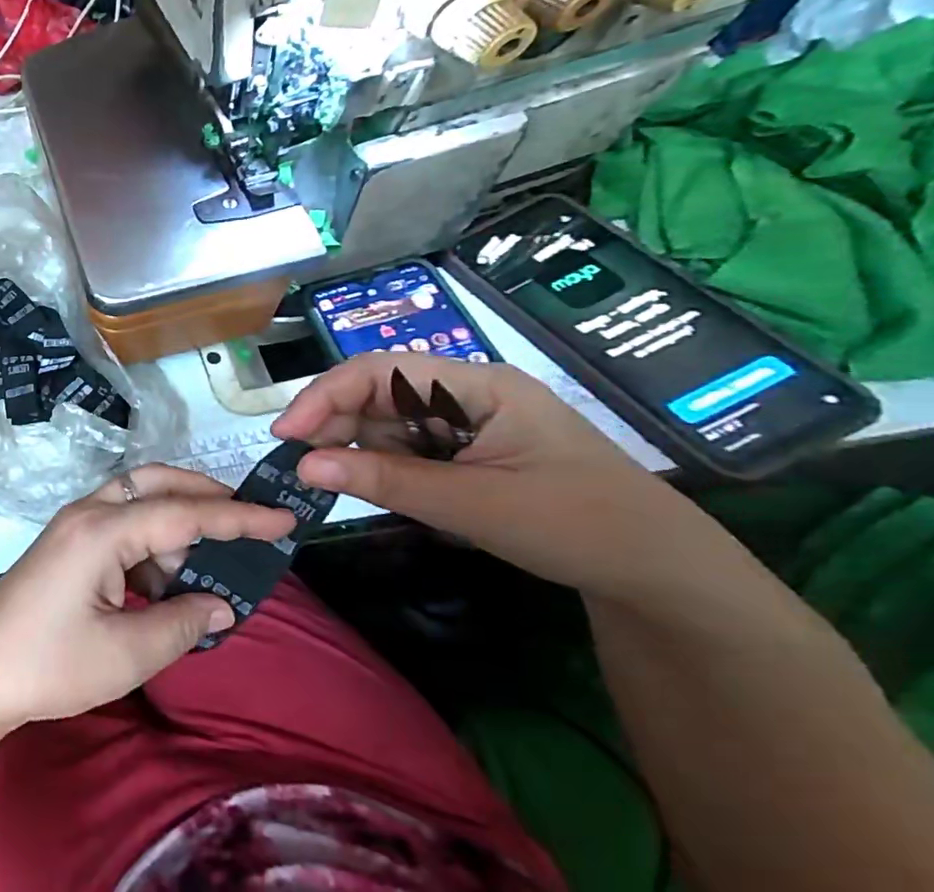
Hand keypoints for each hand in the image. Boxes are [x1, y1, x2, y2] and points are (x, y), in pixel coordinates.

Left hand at [0, 465, 296, 745]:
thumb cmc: (50, 665)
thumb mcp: (129, 653)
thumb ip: (184, 622)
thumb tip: (221, 605)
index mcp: (102, 530)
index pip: (185, 512)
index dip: (239, 517)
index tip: (285, 519)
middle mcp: (85, 514)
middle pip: (156, 485)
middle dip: (204, 499)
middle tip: (246, 528)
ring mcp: (70, 527)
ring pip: (137, 506)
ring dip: (172, 534)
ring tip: (191, 588)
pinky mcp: (63, 547)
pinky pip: (118, 529)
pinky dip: (147, 549)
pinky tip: (158, 591)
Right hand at [273, 351, 739, 603]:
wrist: (659, 574)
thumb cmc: (578, 526)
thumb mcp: (473, 504)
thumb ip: (385, 481)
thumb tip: (302, 467)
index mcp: (477, 385)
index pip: (380, 371)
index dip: (325, 396)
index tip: (287, 435)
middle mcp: (464, 394)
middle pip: (376, 393)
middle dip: (332, 424)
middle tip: (296, 464)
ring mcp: (463, 423)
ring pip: (383, 423)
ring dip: (350, 448)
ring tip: (322, 480)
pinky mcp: (462, 452)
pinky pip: (402, 449)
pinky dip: (374, 466)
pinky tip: (359, 484)